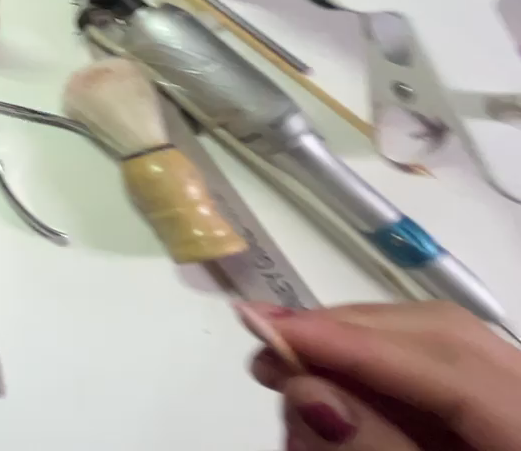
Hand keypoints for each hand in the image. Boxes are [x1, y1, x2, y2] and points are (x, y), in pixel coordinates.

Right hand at [242, 301, 520, 450]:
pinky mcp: (509, 423)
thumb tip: (303, 387)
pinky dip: (374, 375)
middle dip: (346, 334)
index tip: (257, 327)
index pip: (455, 369)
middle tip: (265, 348)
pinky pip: (440, 375)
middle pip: (445, 338)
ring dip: (351, 350)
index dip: (352, 341)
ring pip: (437, 345)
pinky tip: (334, 392)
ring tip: (289, 377)